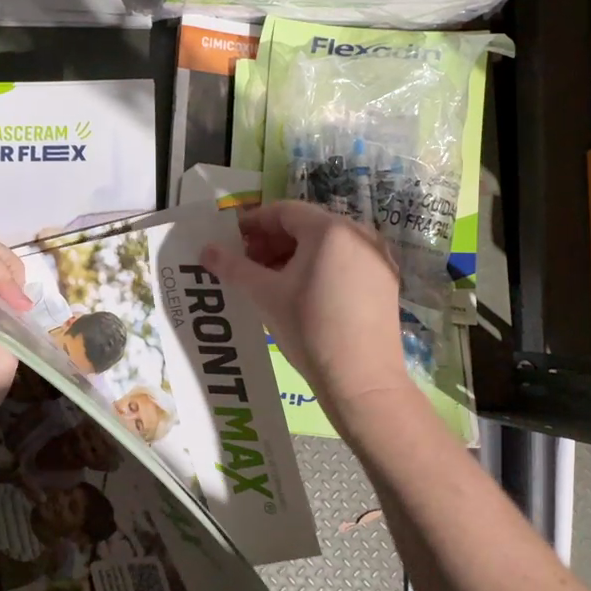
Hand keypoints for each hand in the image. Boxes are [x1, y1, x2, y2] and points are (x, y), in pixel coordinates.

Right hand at [202, 201, 409, 408]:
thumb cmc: (308, 328)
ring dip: (292, 255)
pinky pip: (343, 262)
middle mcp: (359, 235)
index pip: (283, 211)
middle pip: (306, 226)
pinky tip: (298, 294)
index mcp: (330, 230)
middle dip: (271, 241)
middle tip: (245, 264)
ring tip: (268, 281)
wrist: (362, 379)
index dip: (252, 223)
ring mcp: (376, 259)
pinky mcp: (384, 282)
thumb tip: (205, 249)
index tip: (230, 242)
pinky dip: (316, 268)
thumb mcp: (264, 295)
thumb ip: (233, 267)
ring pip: (325, 245)